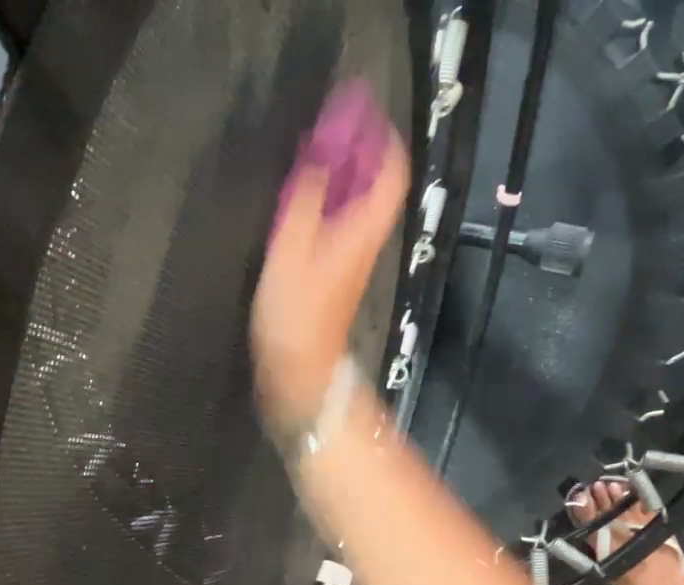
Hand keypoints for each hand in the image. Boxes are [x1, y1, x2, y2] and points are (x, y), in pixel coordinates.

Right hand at [251, 130, 410, 435]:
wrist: (300, 371)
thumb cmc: (296, 313)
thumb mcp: (291, 249)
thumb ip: (304, 199)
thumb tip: (316, 156)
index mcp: (363, 230)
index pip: (391, 175)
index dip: (383, 141)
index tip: (363, 116)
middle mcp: (366, 241)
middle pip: (375, 187)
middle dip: (359, 154)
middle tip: (331, 130)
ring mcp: (352, 258)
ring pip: (358, 205)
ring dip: (342, 177)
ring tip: (314, 155)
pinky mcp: (335, 273)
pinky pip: (340, 224)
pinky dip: (328, 203)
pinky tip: (304, 199)